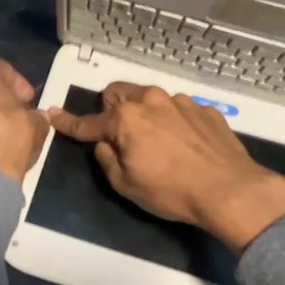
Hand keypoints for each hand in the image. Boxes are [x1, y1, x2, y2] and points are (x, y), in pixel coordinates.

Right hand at [49, 82, 284, 250]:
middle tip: (120, 135)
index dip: (69, 123)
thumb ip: (106, 158)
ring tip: (158, 143)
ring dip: (146, 114)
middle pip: (119, 93)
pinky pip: (179, 110)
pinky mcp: (206, 110)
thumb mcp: (125, 184)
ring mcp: (182, 102)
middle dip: (113, 109)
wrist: (230, 190)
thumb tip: (104, 144)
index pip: (89, 122)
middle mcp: (151, 100)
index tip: (54, 116)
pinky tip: (185, 146)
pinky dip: (174, 122)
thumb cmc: (171, 192)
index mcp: (126, 119)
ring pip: (151, 99)